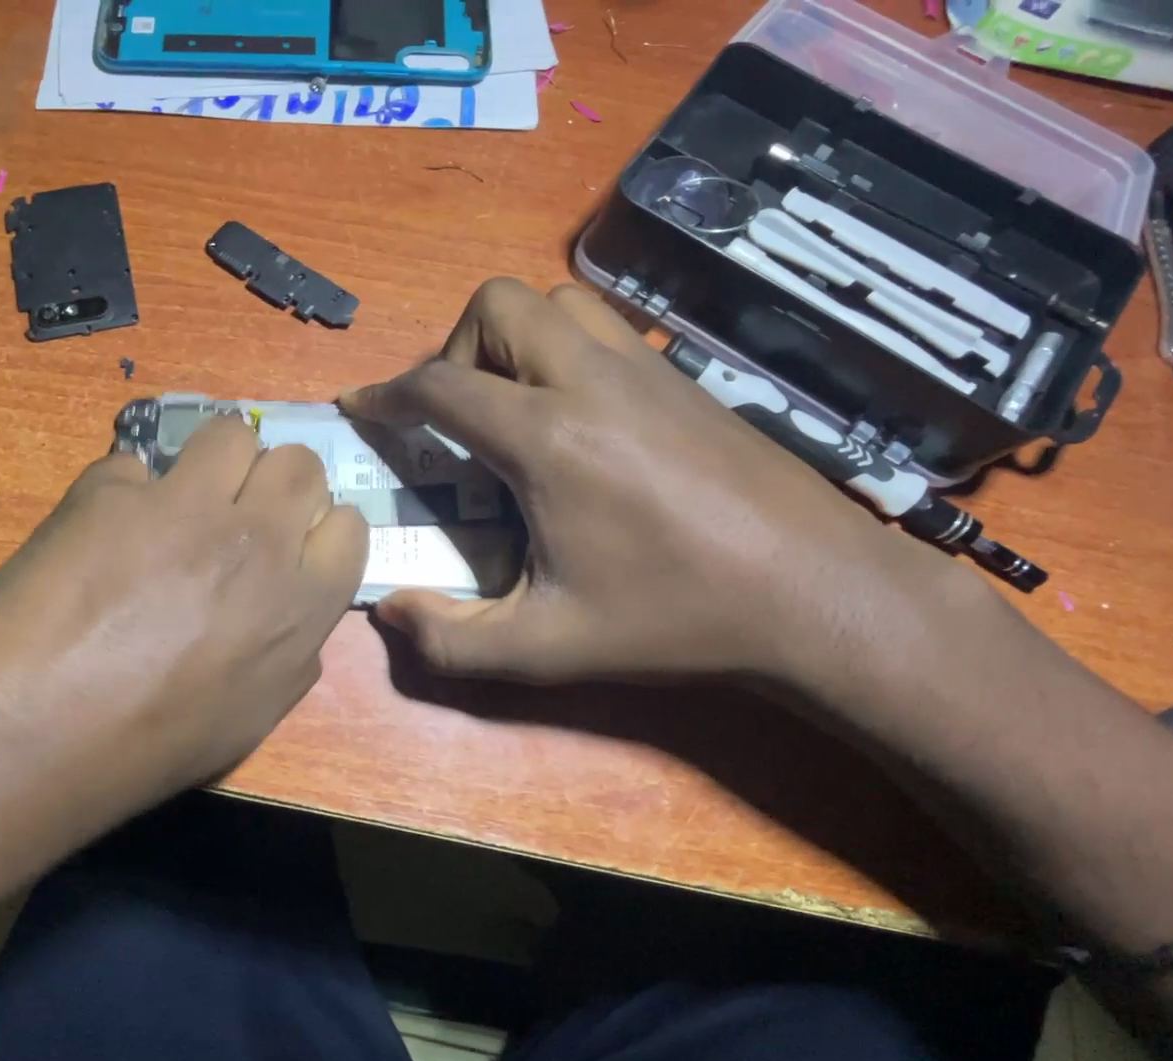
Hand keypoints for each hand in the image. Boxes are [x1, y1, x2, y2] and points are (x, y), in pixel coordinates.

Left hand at [0, 418, 366, 816]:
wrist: (36, 733)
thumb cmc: (151, 747)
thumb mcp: (251, 717)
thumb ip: (288, 653)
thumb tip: (288, 612)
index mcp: (303, 605)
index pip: (348, 525)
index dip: (315, 528)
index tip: (287, 541)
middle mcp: (258, 542)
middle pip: (298, 464)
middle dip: (273, 481)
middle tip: (234, 513)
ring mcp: (186, 508)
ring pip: (232, 434)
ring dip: (213, 460)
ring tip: (178, 498)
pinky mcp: (116, 492)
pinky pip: (137, 465)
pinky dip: (127, 492)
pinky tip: (100, 533)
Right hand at [341, 278, 950, 685]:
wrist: (813, 594)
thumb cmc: (674, 620)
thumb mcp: (546, 648)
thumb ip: (450, 638)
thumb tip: (390, 610)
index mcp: (548, 439)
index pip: (442, 387)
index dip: (386, 394)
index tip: (359, 407)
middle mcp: (591, 381)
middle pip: (498, 304)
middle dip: (453, 348)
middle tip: (455, 415)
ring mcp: (644, 369)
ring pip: (556, 300)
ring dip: (512, 338)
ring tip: (510, 405)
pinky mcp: (681, 377)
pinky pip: (602, 326)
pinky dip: (562, 347)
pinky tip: (575, 416)